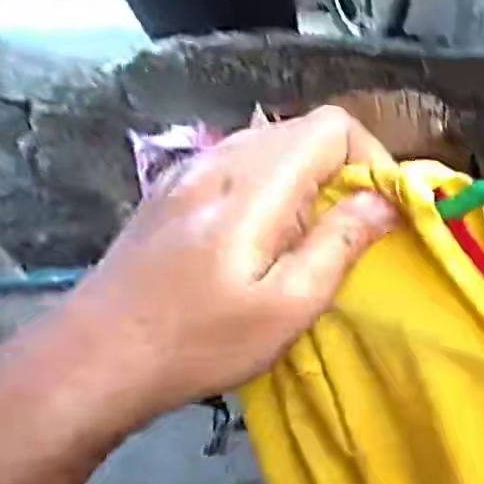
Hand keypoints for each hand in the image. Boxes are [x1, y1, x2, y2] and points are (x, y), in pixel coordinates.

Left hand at [23, 105, 397, 436]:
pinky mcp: (175, 191)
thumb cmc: (204, 340)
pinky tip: (273, 234)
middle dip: (349, 170)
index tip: (384, 211)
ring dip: (315, 179)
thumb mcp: (291, 303)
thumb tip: (387, 200)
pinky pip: (245, 164)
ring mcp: (190, 171)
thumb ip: (341, 242)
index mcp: (254, 186)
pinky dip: (280, 185)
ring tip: (320, 235)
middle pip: (305, 129)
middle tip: (359, 229)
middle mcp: (220, 161)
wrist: (96, 357)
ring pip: (275, 144)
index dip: (372, 158)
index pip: (332, 126)